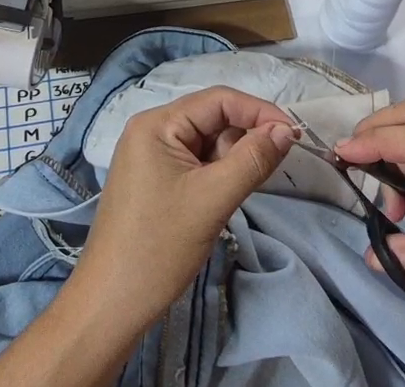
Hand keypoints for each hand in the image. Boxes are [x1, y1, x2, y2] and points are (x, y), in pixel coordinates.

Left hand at [73, 86, 297, 326]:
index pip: (218, 100)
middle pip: (213, 118)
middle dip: (247, 136)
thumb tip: (285, 130)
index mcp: (157, 124)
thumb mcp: (212, 199)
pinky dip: (220, 173)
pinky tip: (229, 193)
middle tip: (275, 163)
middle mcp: (153, 131)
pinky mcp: (157, 181)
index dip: (259, 111)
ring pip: (209, 142)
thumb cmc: (158, 247)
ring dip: (234, 157)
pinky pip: (198, 163)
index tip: (293, 134)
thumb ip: (252, 159)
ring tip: (245, 186)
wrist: (111, 304)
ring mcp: (153, 157)